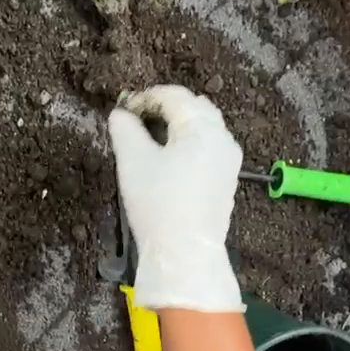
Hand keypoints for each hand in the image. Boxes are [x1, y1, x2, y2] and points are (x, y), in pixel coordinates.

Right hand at [108, 85, 244, 312]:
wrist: (184, 254)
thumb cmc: (157, 203)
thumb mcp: (132, 162)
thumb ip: (124, 130)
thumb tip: (120, 115)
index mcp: (202, 127)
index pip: (173, 96)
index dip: (145, 97)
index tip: (122, 110)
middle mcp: (222, 138)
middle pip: (194, 108)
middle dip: (165, 109)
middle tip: (136, 121)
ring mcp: (228, 161)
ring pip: (204, 128)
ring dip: (178, 126)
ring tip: (150, 140)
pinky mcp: (226, 181)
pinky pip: (208, 149)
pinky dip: (189, 145)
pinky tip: (169, 162)